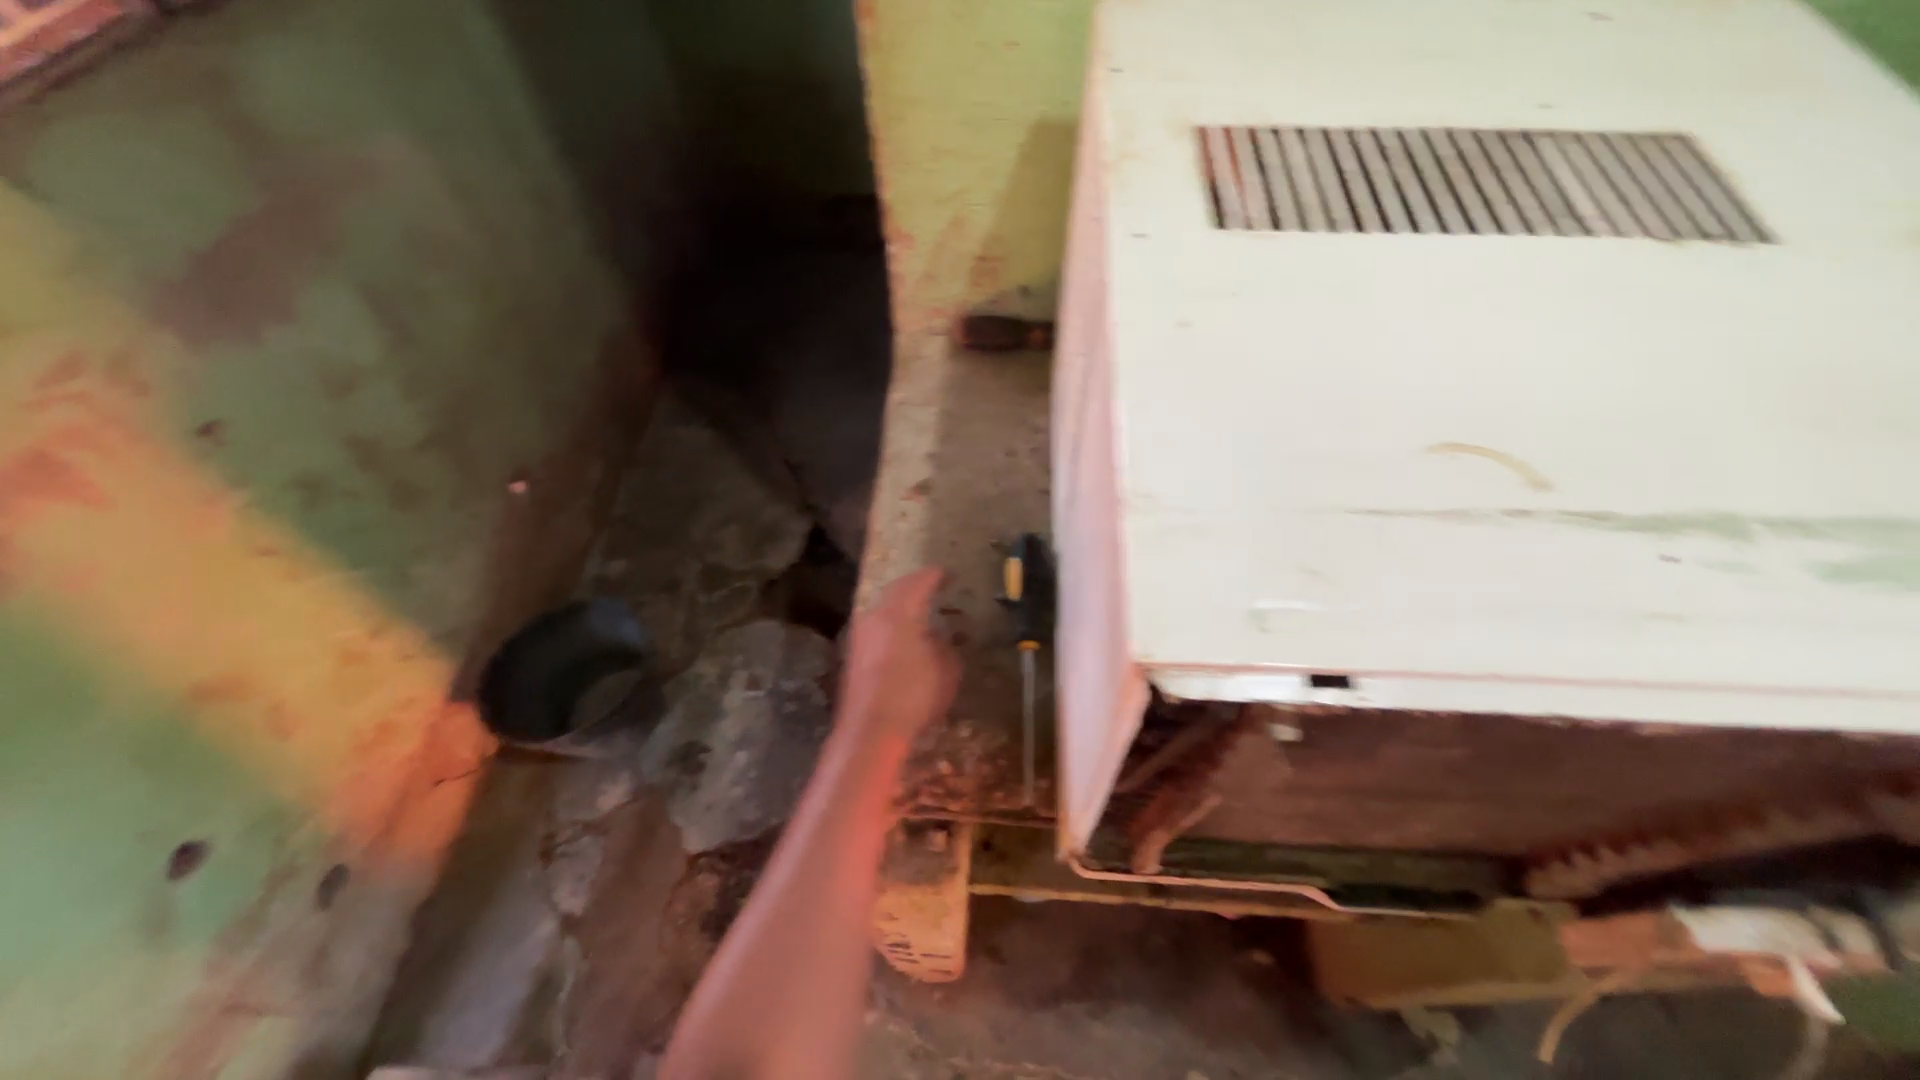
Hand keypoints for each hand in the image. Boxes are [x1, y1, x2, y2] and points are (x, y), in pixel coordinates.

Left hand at [838, 567, 960, 739]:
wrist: (870, 731)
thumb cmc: (914, 697)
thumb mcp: (946, 671)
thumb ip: (944, 647)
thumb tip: (937, 636)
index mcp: (899, 613)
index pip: (918, 583)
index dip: (935, 576)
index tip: (948, 574)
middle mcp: (874, 616)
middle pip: (895, 590)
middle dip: (915, 585)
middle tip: (933, 585)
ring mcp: (859, 635)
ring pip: (881, 607)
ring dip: (900, 603)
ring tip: (919, 608)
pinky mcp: (853, 655)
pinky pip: (875, 625)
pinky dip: (891, 621)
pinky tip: (902, 633)